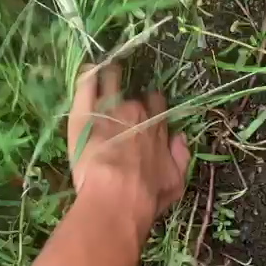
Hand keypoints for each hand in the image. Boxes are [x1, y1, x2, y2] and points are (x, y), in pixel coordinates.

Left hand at [67, 63, 190, 232]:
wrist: (117, 195)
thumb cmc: (147, 195)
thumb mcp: (175, 183)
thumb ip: (181, 158)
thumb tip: (180, 138)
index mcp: (157, 129)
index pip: (157, 107)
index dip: (154, 107)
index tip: (149, 111)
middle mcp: (136, 115)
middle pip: (135, 99)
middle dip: (132, 98)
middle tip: (126, 102)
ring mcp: (109, 111)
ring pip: (111, 85)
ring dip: (111, 77)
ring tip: (107, 73)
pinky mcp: (84, 114)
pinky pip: (86, 86)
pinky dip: (87, 76)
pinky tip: (87, 70)